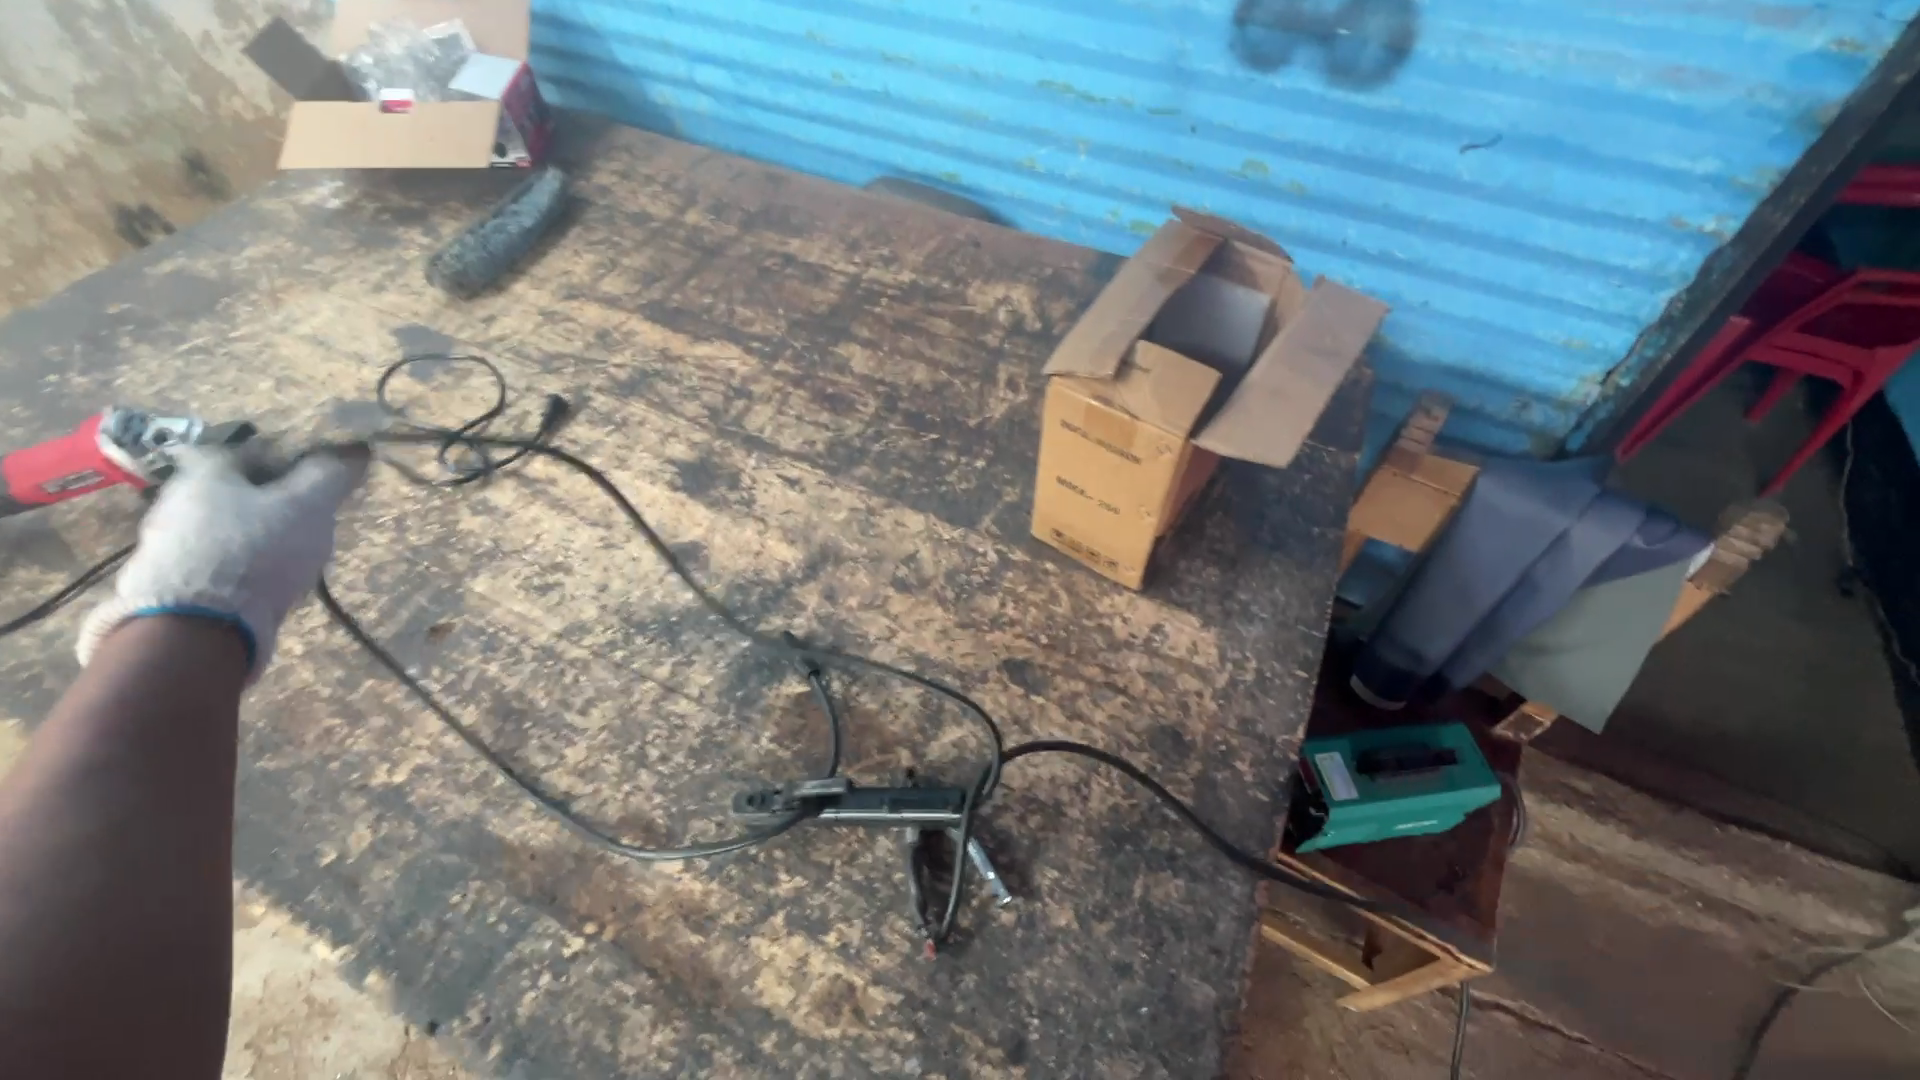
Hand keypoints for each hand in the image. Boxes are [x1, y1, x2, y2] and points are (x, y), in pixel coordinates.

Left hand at [76, 444, 369, 679]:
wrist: (197, 626)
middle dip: (274, 497)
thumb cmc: (255, 551)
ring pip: (226, 524)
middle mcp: (178, 499)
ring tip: (297, 551)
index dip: (285, 455)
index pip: (248, 447)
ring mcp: (170, 543)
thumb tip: (356, 448)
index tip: (317, 474)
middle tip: (314, 514)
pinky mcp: (175, 580)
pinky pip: (218, 557)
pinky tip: (269, 578)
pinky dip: (245, 561)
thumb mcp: (308, 505)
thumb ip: (330, 474)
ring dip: (259, 531)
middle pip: (235, 487)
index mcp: (206, 472)